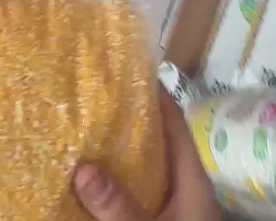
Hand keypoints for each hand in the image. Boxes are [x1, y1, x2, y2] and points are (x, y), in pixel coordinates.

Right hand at [73, 94, 221, 220]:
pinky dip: (122, 182)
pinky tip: (96, 180)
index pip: (175, 121)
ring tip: (88, 131)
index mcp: (193, 177)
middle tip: (95, 97)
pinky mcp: (166, 216)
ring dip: (122, 154)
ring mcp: (179, 205)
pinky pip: (142, 192)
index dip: (154, 93)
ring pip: (148, 168)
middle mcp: (187, 185)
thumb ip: (119, 205)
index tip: (126, 69)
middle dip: (129, 121)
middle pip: (160, 141)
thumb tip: (83, 167)